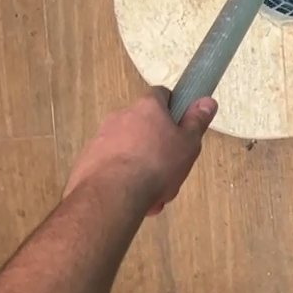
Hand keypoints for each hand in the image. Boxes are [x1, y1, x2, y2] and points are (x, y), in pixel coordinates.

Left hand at [65, 89, 216, 216]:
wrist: (111, 196)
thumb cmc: (157, 164)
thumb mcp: (188, 144)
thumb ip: (197, 122)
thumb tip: (207, 100)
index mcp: (147, 107)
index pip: (161, 95)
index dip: (172, 108)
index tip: (179, 126)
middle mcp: (120, 116)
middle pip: (142, 123)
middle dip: (154, 143)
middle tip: (168, 165)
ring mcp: (99, 139)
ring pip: (126, 148)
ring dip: (138, 163)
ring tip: (151, 191)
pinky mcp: (84, 162)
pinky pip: (109, 165)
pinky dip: (120, 177)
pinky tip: (131, 198)